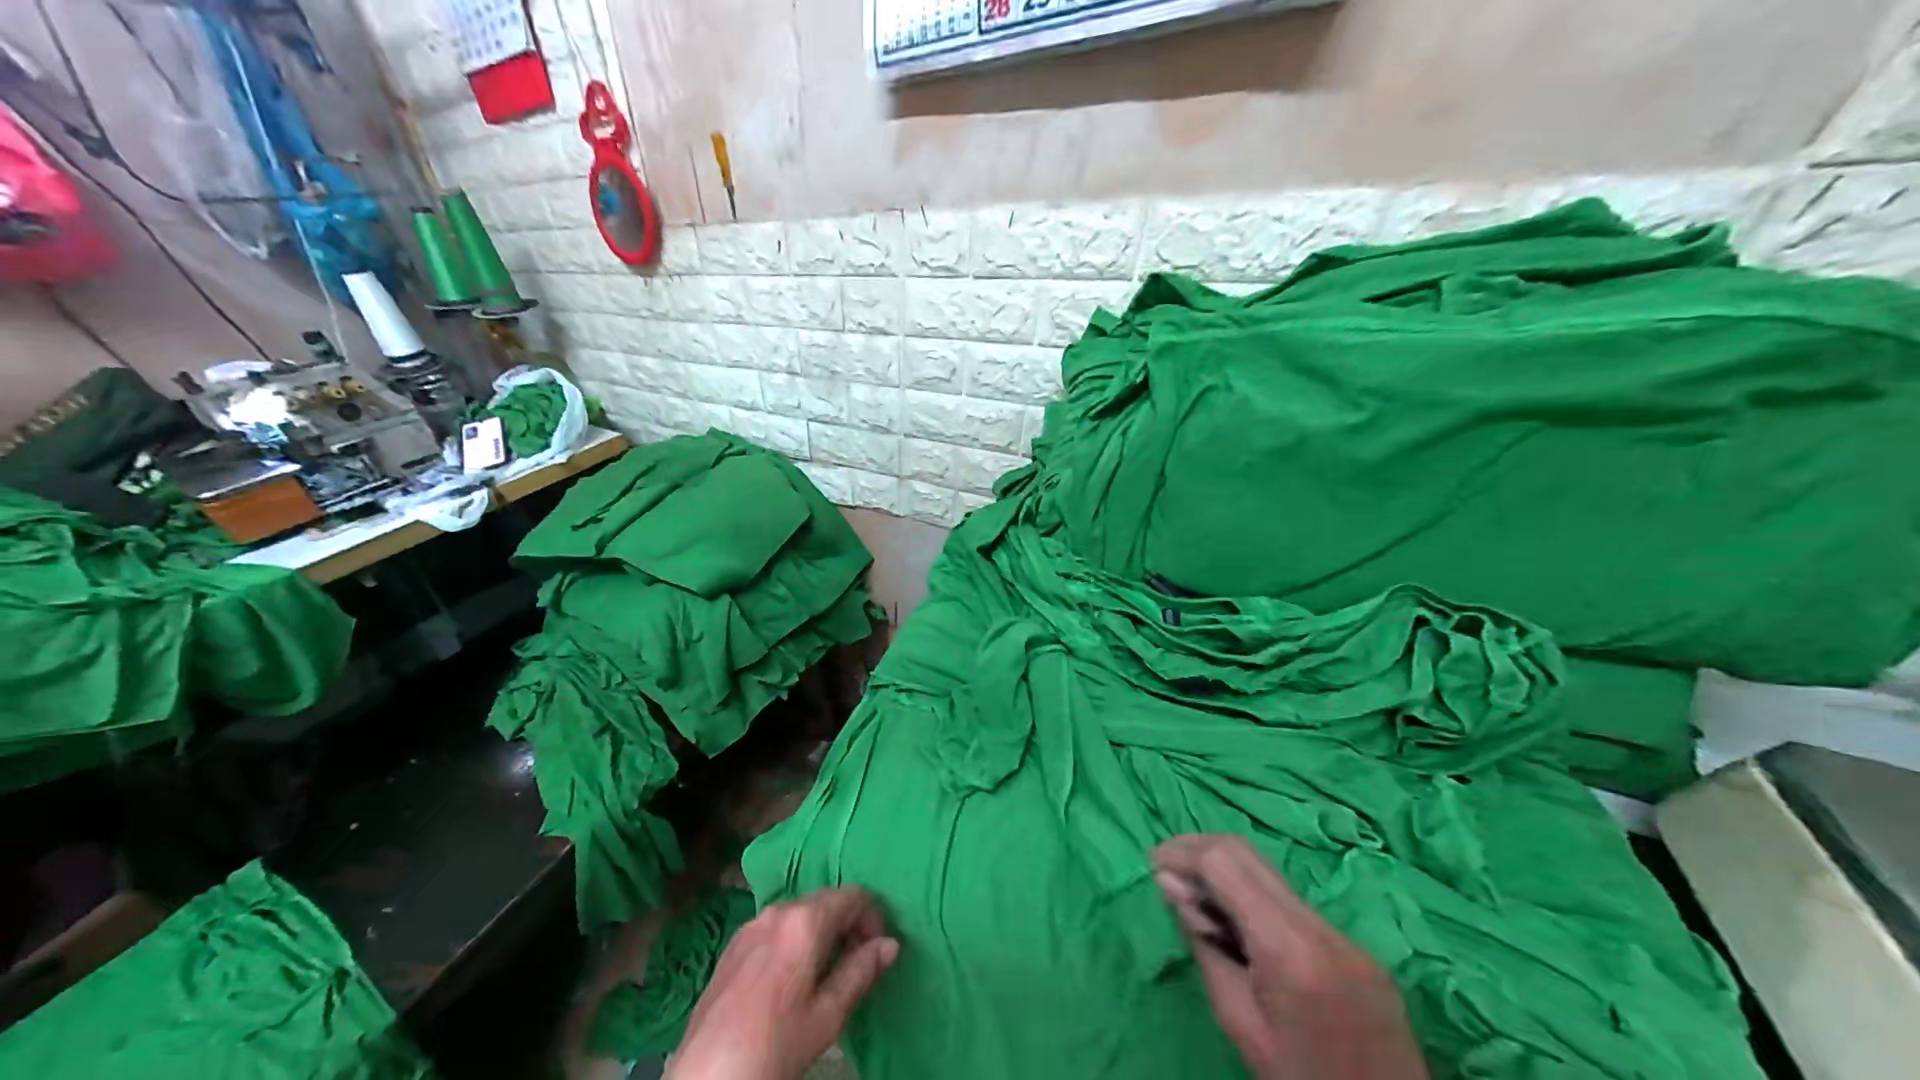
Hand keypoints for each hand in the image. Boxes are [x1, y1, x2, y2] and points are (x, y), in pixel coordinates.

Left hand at [665, 887, 899, 1079]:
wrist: (707, 1075)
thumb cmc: (776, 1044)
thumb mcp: (829, 1014)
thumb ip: (861, 971)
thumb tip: (890, 944)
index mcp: (805, 921)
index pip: (853, 896)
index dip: (873, 919)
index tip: (876, 953)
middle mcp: (778, 910)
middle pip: (826, 900)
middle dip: (848, 924)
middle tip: (856, 964)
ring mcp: (751, 925)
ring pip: (800, 912)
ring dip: (822, 932)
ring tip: (826, 974)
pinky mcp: (733, 944)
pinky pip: (776, 927)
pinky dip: (795, 939)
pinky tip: (792, 978)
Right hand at [1153, 835, 1428, 1079]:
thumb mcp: (1237, 1021)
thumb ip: (1204, 944)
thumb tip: (1171, 884)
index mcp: (1290, 948)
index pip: (1226, 863)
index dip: (1183, 852)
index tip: (1152, 865)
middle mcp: (1321, 927)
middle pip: (1248, 854)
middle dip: (1199, 851)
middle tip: (1166, 870)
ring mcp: (1345, 934)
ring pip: (1270, 875)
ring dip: (1226, 874)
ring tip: (1196, 901)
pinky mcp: (1356, 947)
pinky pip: (1291, 903)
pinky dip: (1254, 899)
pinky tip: (1237, 926)